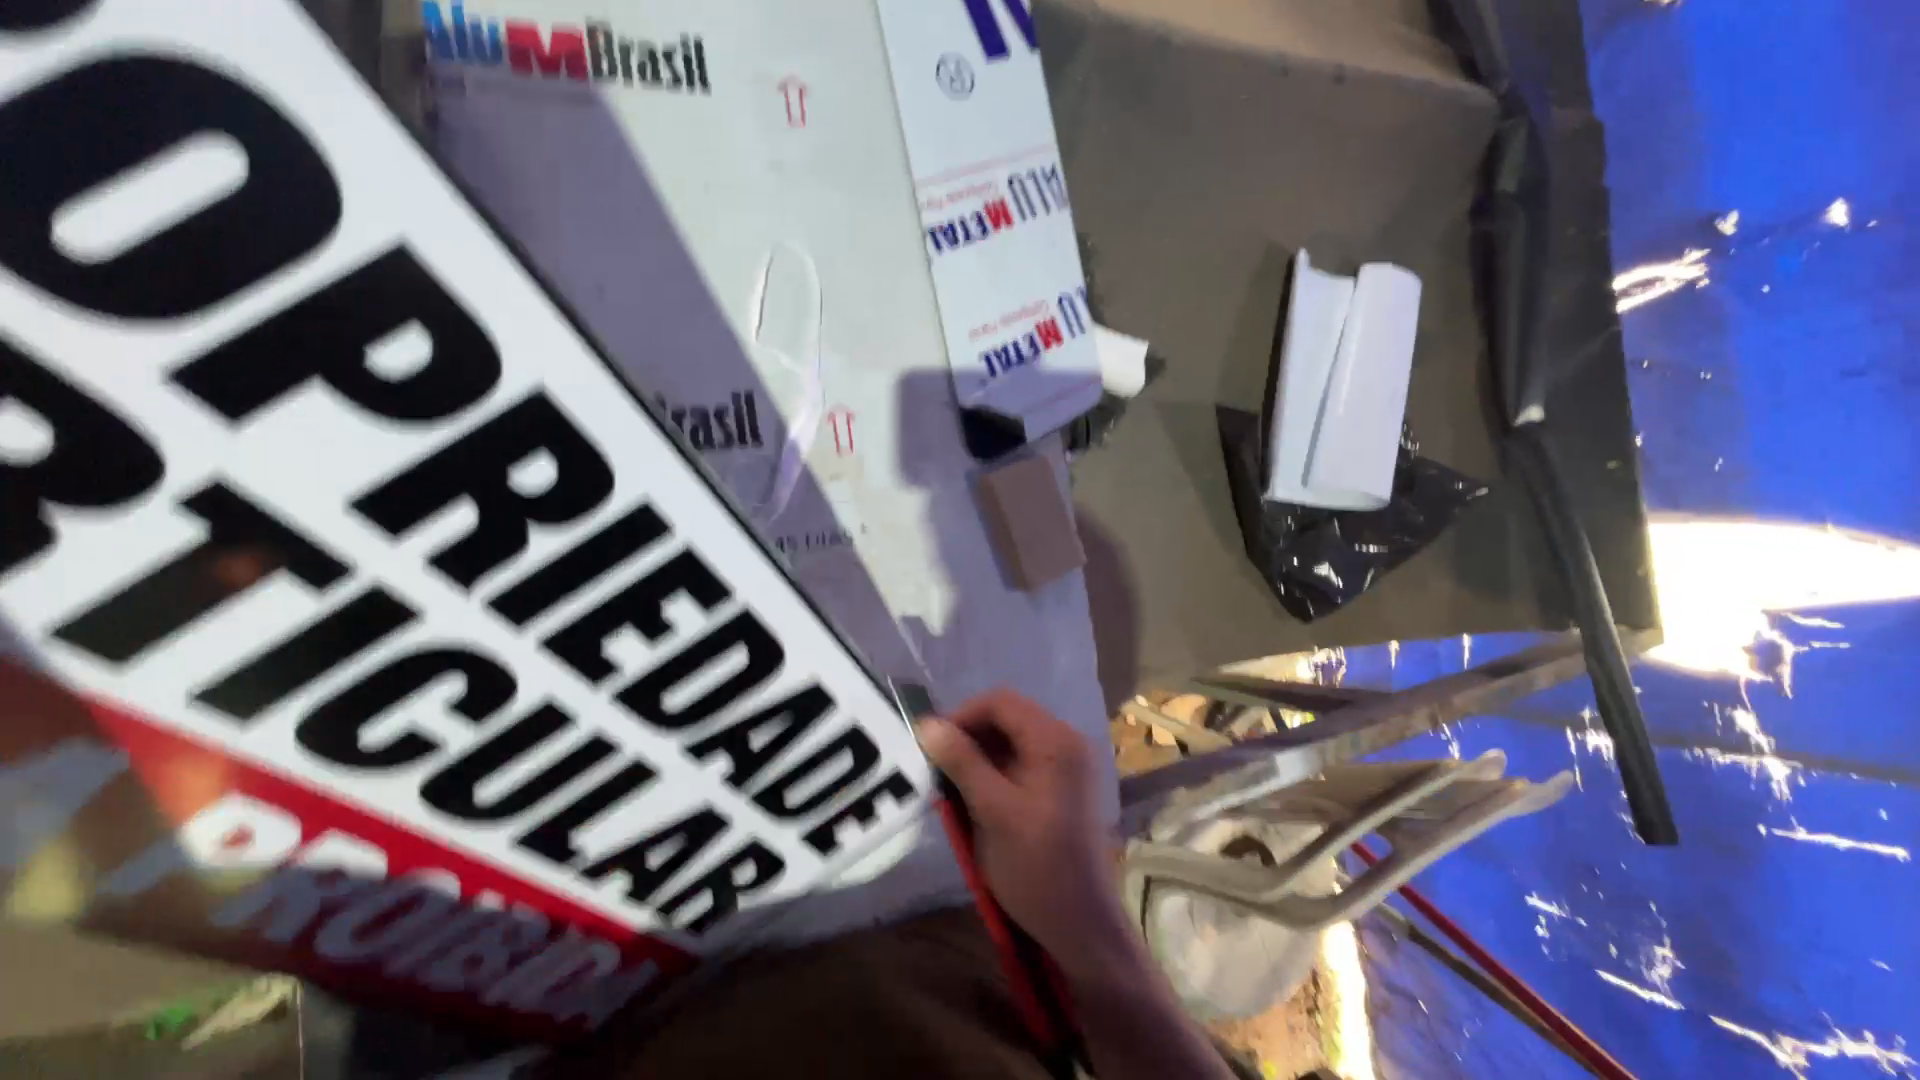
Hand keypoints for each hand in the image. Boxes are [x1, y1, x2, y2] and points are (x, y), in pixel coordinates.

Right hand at [916, 690, 1130, 974]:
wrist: (1082, 925)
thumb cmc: (1037, 867)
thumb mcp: (993, 812)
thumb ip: (962, 763)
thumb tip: (927, 724)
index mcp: (1056, 740)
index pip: (1000, 702)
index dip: (961, 716)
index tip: (930, 745)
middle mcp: (1066, 742)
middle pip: (1007, 718)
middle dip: (967, 737)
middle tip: (935, 768)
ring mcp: (1067, 766)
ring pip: (1010, 742)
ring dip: (977, 757)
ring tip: (950, 788)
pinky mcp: (1061, 788)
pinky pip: (1020, 764)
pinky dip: (993, 774)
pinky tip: (973, 801)